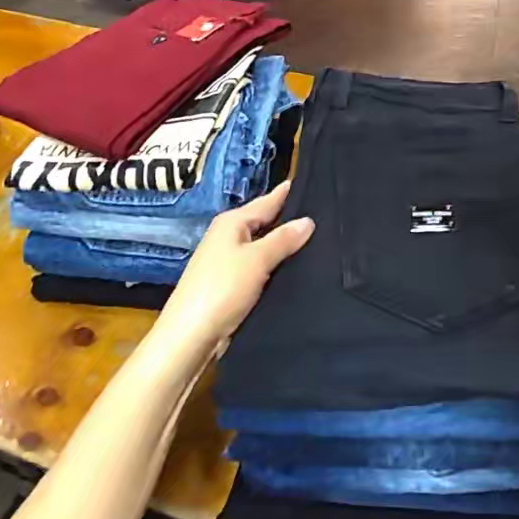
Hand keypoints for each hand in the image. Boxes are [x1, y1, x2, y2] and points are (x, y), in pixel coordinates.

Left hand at [147, 181, 314, 369]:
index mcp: (231, 222)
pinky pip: (260, 267)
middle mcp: (228, 236)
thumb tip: (308, 220)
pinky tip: (295, 270)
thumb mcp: (257, 260)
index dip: (287, 194)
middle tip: (326, 216)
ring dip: (284, 245)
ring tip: (320, 241)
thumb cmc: (223, 289)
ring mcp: (228, 261)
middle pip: (265, 223)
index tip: (312, 183)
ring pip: (263, 246)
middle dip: (290, 220)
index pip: (266, 201)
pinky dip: (276, 266)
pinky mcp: (231, 284)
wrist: (192, 334)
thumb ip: (283, 239)